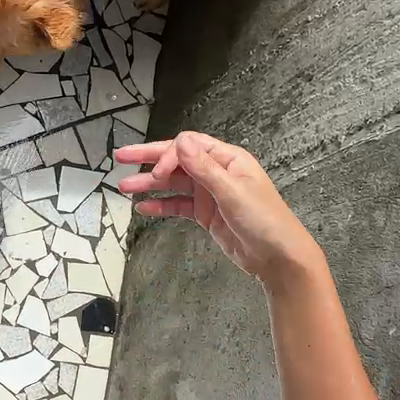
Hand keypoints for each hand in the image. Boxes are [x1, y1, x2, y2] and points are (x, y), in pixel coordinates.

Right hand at [115, 131, 324, 289]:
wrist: (278, 257)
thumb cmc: (265, 221)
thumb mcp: (233, 192)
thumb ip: (204, 168)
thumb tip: (180, 142)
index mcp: (228, 159)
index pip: (188, 147)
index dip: (167, 156)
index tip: (155, 174)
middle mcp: (217, 172)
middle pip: (177, 160)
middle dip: (148, 159)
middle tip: (121, 156)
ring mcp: (210, 193)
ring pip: (173, 184)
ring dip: (150, 185)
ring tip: (124, 187)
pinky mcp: (206, 214)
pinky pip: (178, 205)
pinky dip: (161, 206)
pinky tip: (144, 208)